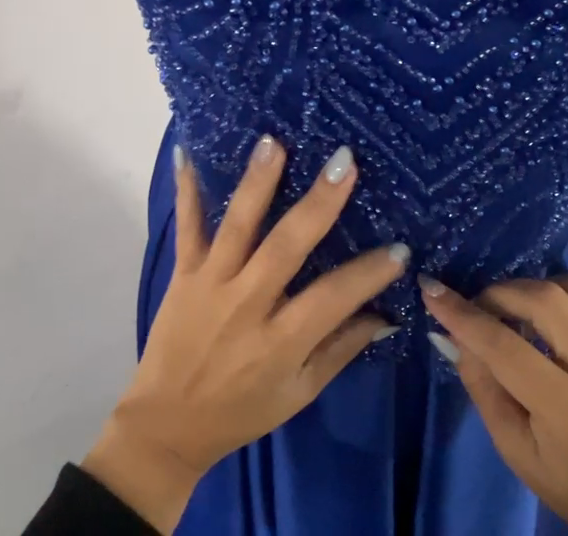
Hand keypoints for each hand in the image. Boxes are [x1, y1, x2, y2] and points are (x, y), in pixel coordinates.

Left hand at [83, 138, 409, 533]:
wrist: (167, 424)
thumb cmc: (241, 410)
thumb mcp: (298, 393)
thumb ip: (340, 349)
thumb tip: (385, 314)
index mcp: (281, 342)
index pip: (333, 299)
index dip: (369, 274)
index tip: (400, 247)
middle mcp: (246, 306)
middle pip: (285, 249)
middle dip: (318, 205)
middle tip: (345, 162)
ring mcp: (210, 285)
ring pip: (236, 227)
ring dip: (256, 183)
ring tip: (273, 142)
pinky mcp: (182, 274)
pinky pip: (186, 228)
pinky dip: (186, 191)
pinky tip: (187, 153)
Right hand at [421, 274, 567, 535]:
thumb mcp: (513, 447)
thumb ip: (482, 384)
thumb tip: (455, 331)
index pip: (504, 345)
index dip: (462, 314)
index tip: (432, 291)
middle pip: (542, 301)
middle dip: (498, 294)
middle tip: (479, 307)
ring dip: (535, 288)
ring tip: (518, 310)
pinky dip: (567, 295)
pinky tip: (553, 315)